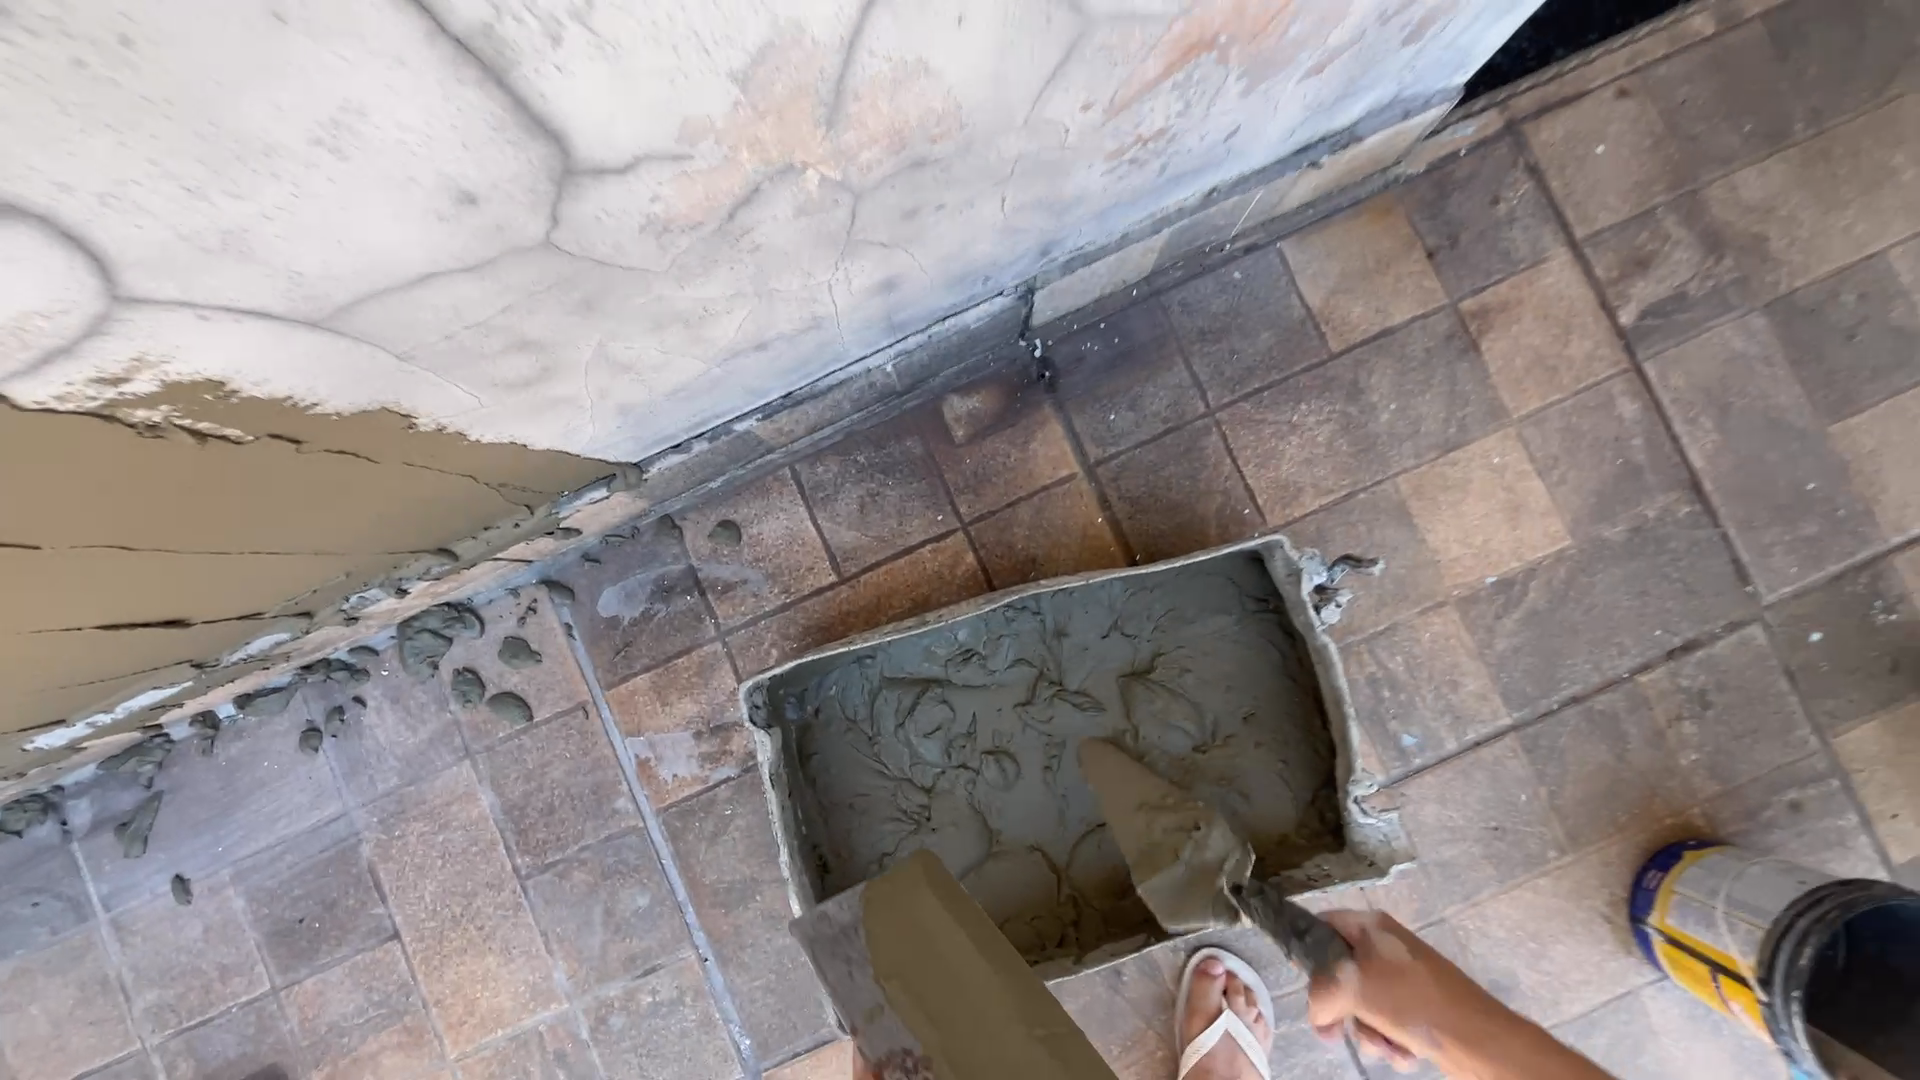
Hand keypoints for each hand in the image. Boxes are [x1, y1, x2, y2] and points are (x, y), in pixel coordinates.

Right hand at [1305, 910, 1511, 1073]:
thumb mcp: (1352, 988)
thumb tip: (1319, 1016)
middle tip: (1337, 1029)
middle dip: (1339, 1007)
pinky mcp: (1420, 1008)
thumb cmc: (1413, 1003)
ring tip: (1384, 1046)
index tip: (1307, 984)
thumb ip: (1319, 993)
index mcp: (1369, 925)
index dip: (1306, 952)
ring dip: (1366, 1029)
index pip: (1320, 926)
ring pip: (1362, 1001)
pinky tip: (1402, 1054)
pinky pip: (1387, 1020)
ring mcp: (1404, 978)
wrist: (1484, 1044)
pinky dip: (1388, 1040)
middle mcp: (1384, 945)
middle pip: (1338, 971)